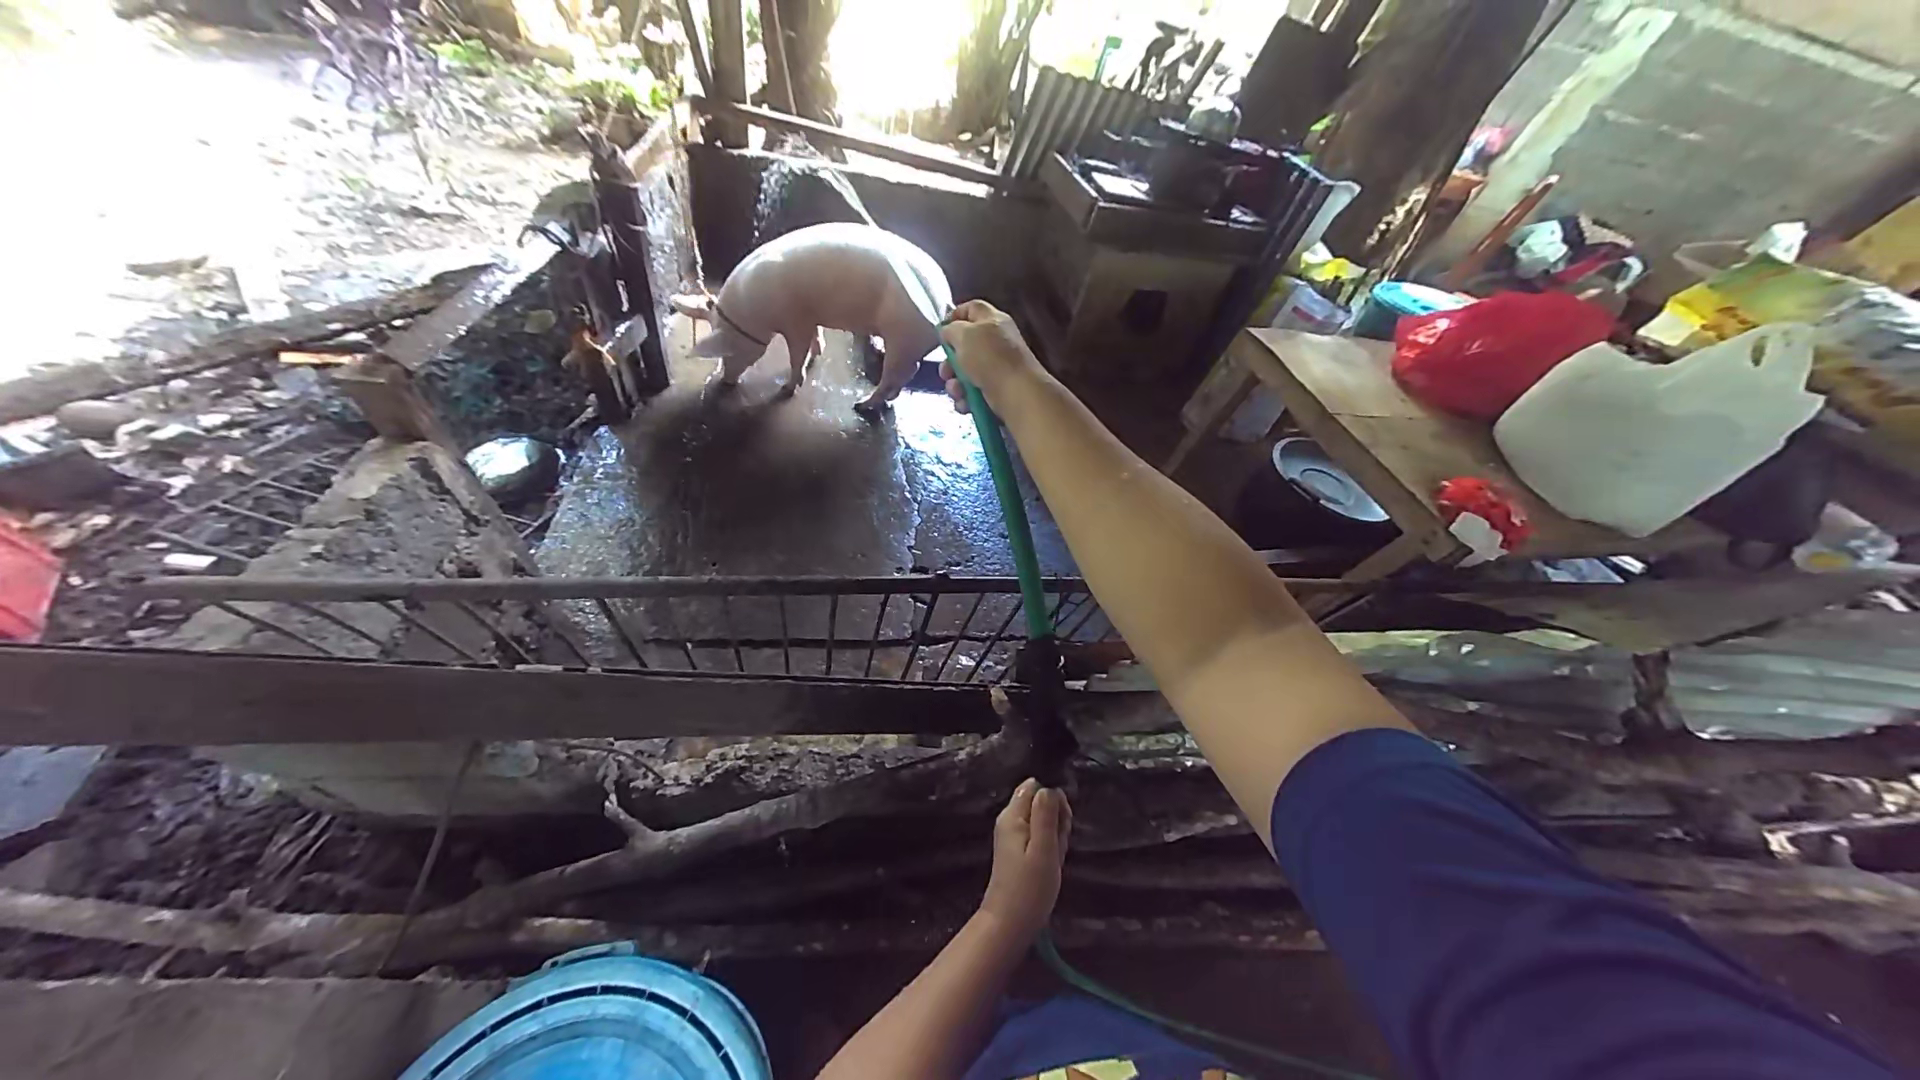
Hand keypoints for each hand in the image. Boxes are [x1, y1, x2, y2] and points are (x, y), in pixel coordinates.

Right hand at [939, 300, 1045, 414]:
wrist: (1017, 393)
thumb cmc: (989, 358)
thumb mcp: (964, 335)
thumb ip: (951, 329)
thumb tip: (947, 332)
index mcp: (991, 320)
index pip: (971, 308)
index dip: (954, 315)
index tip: (941, 331)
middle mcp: (995, 341)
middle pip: (964, 346)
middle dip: (950, 361)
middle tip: (946, 372)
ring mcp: (997, 366)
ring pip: (965, 372)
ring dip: (955, 383)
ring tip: (956, 391)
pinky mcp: (996, 389)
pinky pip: (973, 391)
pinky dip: (966, 398)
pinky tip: (965, 403)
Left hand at [978, 778, 1070, 940]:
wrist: (1010, 925)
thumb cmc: (1029, 889)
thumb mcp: (1043, 850)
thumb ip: (1045, 816)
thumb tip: (1049, 787)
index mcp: (1012, 815)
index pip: (1036, 786)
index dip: (1053, 800)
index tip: (1061, 824)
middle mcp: (1010, 820)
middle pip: (1040, 802)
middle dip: (1056, 820)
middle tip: (1057, 846)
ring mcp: (1014, 835)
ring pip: (1043, 820)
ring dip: (1055, 836)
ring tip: (1053, 859)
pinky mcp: (1020, 850)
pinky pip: (1040, 837)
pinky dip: (1050, 848)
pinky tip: (1051, 865)